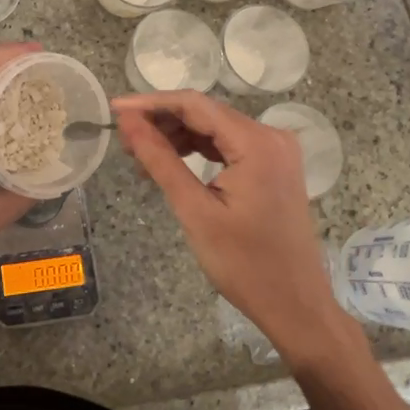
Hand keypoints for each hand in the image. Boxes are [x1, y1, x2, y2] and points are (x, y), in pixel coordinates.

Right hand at [112, 90, 340, 357]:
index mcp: (256, 142)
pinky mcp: (273, 168)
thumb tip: (127, 121)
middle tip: (123, 140)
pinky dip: (198, 149)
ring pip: (215, 129)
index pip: (194, 104)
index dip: (150, 103)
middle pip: (205, 113)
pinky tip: (171, 162)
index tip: (113, 110)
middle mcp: (271, 136)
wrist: (295, 306)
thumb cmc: (245, 263)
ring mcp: (275, 151)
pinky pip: (229, 146)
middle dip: (162, 121)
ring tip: (140, 155)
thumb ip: (160, 159)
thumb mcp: (195, 210)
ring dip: (177, 136)